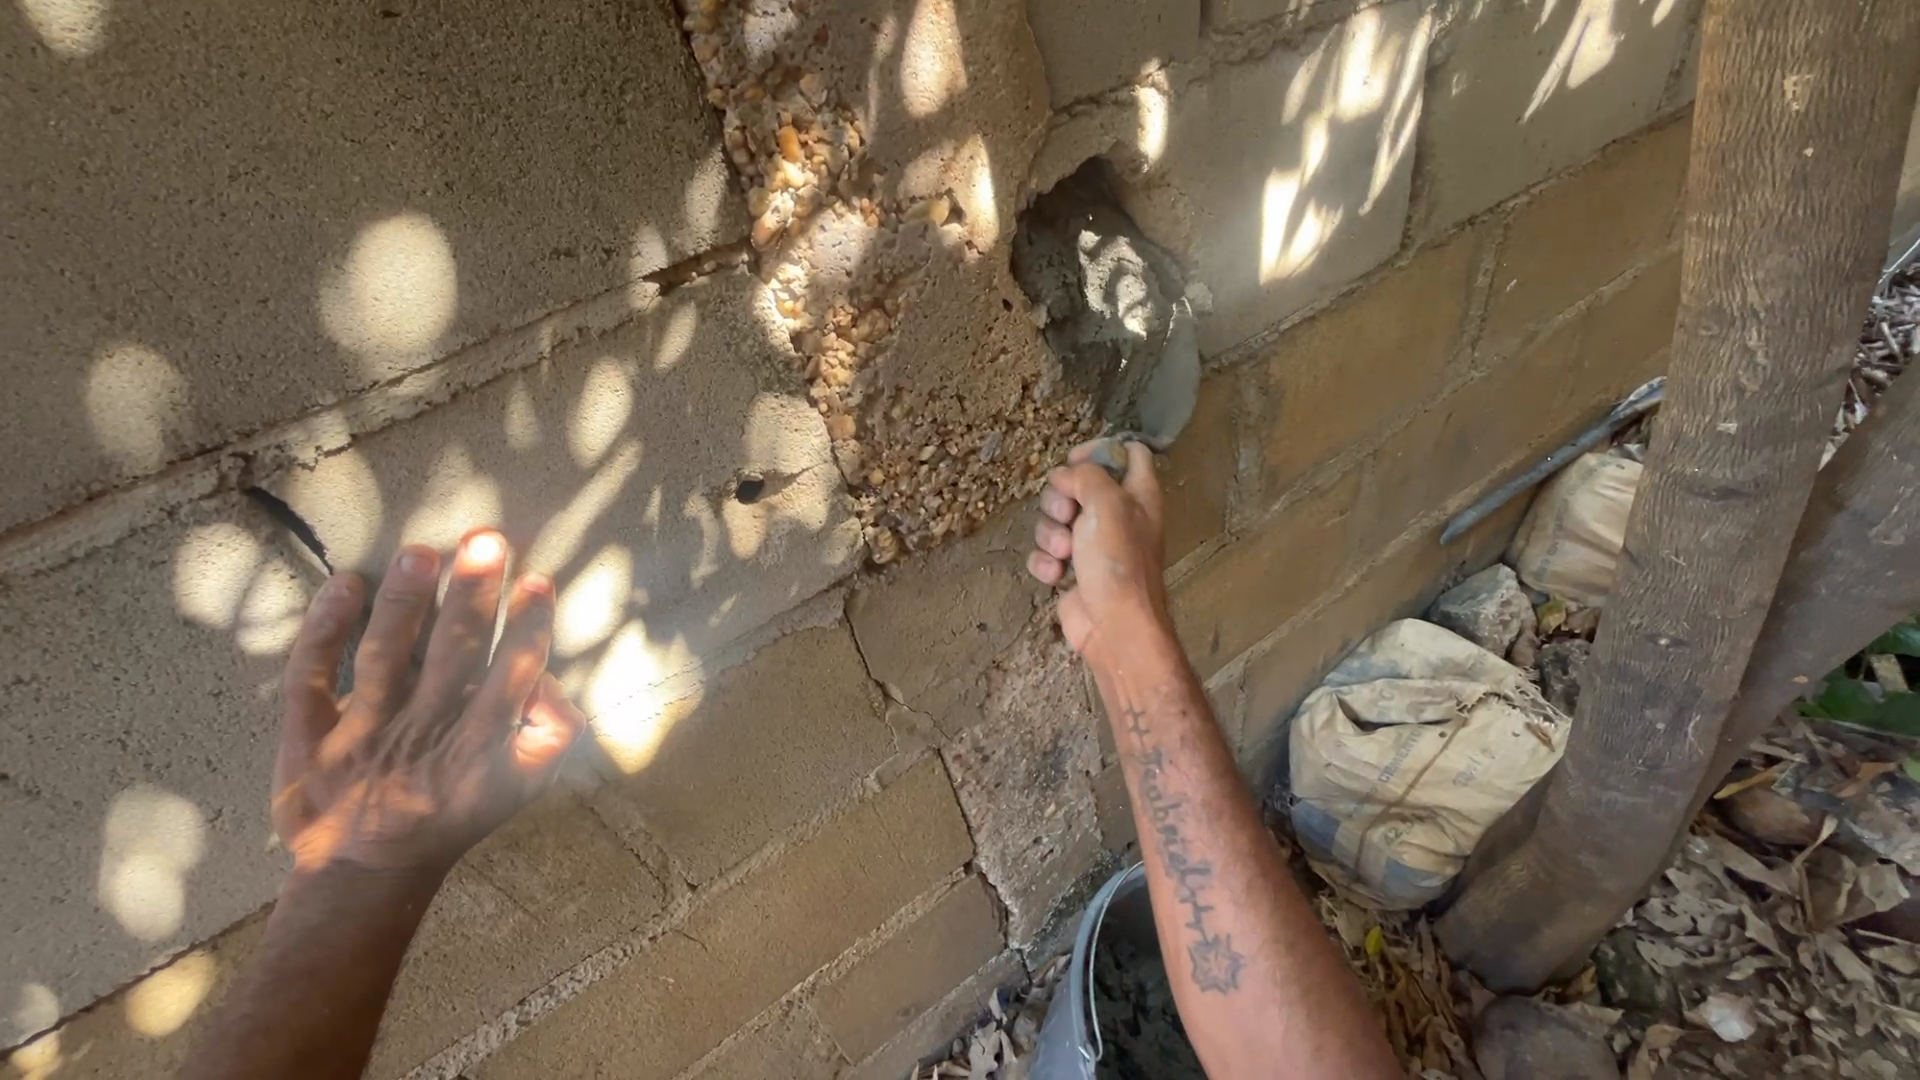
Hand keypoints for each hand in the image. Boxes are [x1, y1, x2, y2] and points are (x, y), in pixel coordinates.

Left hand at [273, 528, 586, 878]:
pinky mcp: (307, 735)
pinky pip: (309, 677)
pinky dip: (321, 630)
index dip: (528, 628)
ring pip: (385, 657)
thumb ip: (552, 733)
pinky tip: (343, 584)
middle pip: (452, 656)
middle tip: (484, 541)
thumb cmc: (458, 813)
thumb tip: (547, 679)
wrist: (367, 870)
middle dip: (472, 596)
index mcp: (479, 747)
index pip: (512, 676)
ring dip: (405, 602)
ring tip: (421, 551)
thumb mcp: (525, 786)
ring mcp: (360, 733)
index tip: (538, 582)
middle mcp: (423, 733)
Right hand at [1026, 439, 1170, 663]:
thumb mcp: (1108, 504)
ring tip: (1064, 553)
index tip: (1075, 460)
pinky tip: (1056, 575)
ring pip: (1055, 519)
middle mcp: (1117, 515)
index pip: (1129, 453)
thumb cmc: (1118, 562)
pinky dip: (1046, 562)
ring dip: (1051, 534)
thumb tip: (1064, 476)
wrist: (1113, 626)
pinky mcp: (1072, 570)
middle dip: (1060, 497)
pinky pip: (1046, 552)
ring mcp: (1092, 544)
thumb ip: (1087, 476)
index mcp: (1138, 494)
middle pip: (1078, 485)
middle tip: (1067, 513)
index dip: (1100, 449)